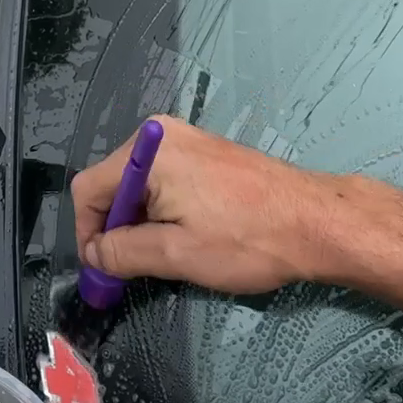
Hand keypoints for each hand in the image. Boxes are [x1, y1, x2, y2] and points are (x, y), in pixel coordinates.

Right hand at [71, 115, 346, 293]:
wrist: (315, 220)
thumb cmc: (246, 238)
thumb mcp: (177, 254)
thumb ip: (123, 252)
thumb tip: (92, 255)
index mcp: (147, 151)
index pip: (88, 188)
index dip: (87, 232)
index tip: (103, 269)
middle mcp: (158, 133)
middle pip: (111, 181)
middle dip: (115, 225)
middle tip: (132, 267)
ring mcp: (182, 137)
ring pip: (137, 182)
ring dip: (139, 218)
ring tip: (165, 251)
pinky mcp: (201, 147)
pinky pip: (161, 175)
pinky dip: (160, 206)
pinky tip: (185, 230)